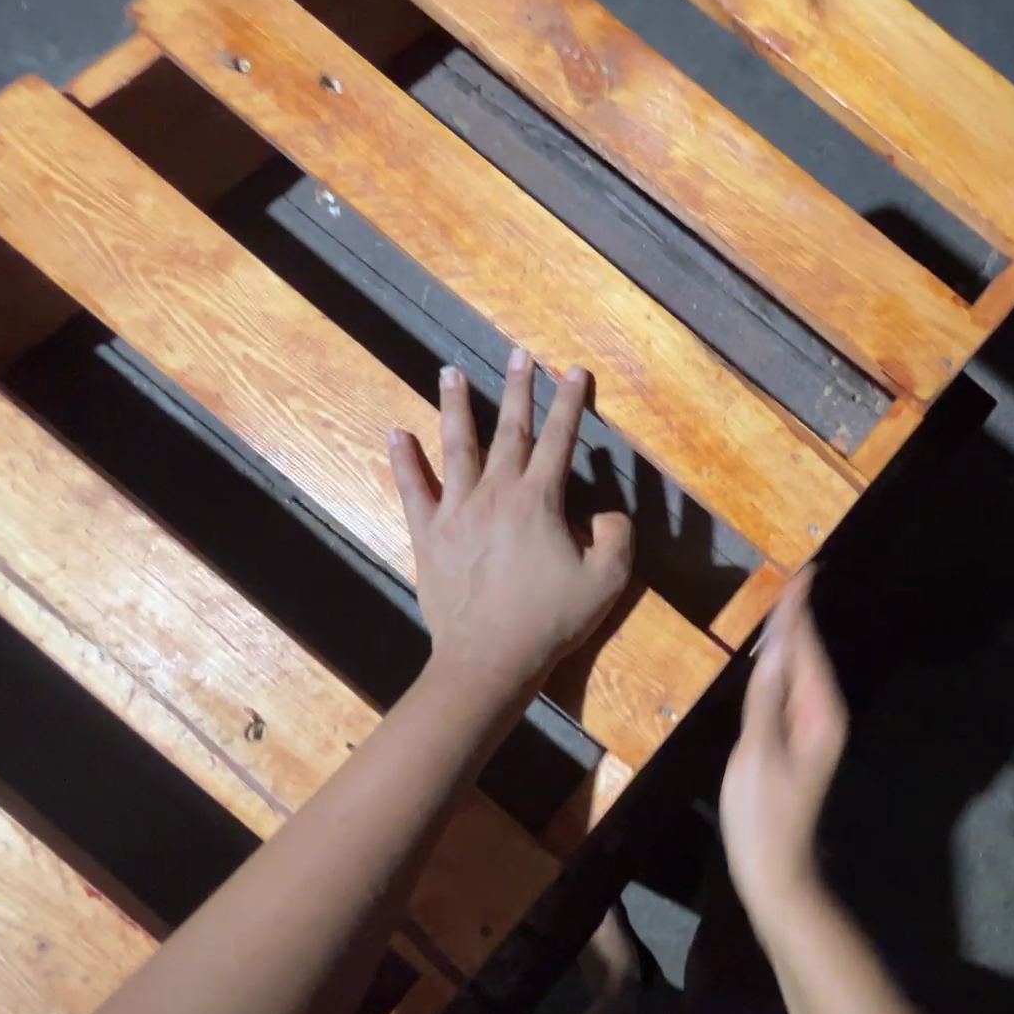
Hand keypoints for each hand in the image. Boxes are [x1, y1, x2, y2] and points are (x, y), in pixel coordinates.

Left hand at [387, 350, 632, 690]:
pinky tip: (396, 434)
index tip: (574, 371)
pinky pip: (413, 489)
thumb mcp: (608, 579)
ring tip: (450, 371)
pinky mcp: (428, 534)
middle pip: (511, 432)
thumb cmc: (552, 619)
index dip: (571, 403)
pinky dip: (403, 461)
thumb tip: (602, 513)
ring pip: (457, 447)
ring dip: (457, 407)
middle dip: (519, 390)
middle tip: (519, 354)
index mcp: (539, 500)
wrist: (489, 659)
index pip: (560, 439)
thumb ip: (616, 535)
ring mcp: (456, 511)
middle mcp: (496, 493)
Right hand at [720, 567, 848, 919]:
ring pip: (800, 671)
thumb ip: (766, 695)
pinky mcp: (799, 738)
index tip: (803, 574)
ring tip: (782, 603)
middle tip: (791, 579)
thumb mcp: (758, 751)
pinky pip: (791, 689)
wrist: (775, 868)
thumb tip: (776, 645)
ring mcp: (813, 727)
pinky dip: (781, 665)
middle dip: (798, 618)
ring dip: (791, 638)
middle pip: (808, 656)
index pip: (806, 650)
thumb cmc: (762, 814)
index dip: (800, 612)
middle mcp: (823, 714)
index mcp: (818, 713)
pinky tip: (771, 654)